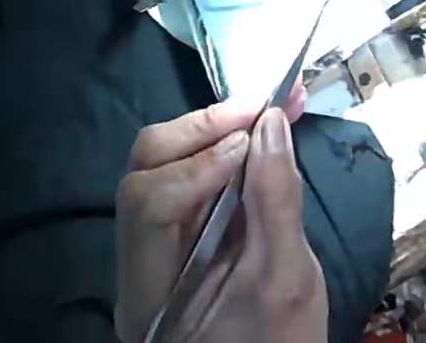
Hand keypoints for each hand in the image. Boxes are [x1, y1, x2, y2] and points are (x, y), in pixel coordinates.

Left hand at [114, 93, 325, 342]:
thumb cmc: (276, 340)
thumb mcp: (287, 281)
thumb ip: (277, 202)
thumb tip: (271, 121)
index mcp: (149, 287)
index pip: (150, 204)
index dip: (197, 166)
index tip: (249, 144)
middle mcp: (138, 249)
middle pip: (150, 164)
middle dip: (206, 128)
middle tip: (261, 105)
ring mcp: (157, 226)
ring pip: (170, 152)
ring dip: (219, 123)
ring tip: (268, 105)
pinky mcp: (183, 210)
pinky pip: (193, 158)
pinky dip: (226, 134)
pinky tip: (261, 121)